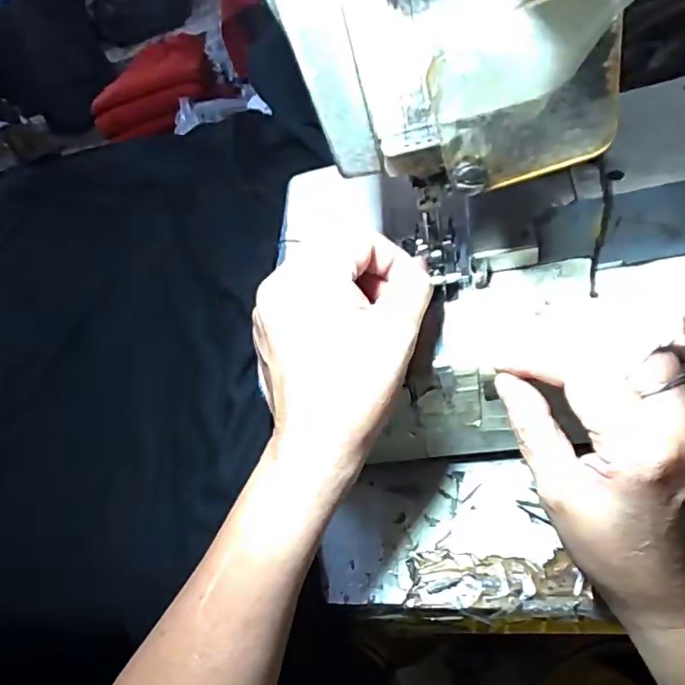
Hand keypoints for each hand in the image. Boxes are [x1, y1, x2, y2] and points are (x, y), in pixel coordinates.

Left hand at [253, 233, 432, 479]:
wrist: (318, 445)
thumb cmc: (349, 399)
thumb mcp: (399, 331)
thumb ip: (415, 284)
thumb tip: (414, 270)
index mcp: (306, 277)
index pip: (361, 239)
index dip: (394, 263)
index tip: (407, 290)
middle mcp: (279, 287)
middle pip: (339, 256)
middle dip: (373, 282)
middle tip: (390, 316)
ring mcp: (270, 311)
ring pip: (324, 281)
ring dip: (355, 299)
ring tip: (369, 337)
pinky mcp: (270, 333)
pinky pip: (307, 306)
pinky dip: (332, 317)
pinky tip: (348, 348)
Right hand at [494, 317, 684, 632]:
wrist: (671, 580)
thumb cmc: (608, 549)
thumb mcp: (559, 493)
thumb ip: (535, 428)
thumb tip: (508, 379)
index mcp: (643, 449)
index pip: (587, 374)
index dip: (539, 357)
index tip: (504, 357)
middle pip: (633, 344)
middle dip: (577, 333)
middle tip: (534, 339)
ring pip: (663, 342)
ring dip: (612, 332)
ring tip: (566, 335)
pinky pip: (680, 359)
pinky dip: (641, 345)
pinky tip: (608, 346)